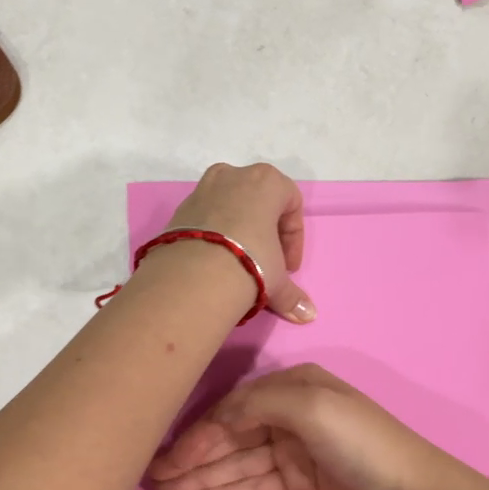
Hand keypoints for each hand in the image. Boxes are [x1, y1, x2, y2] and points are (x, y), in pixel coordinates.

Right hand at [146, 364, 459, 489]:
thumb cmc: (360, 441)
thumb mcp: (309, 407)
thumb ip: (256, 405)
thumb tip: (215, 418)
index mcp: (291, 386)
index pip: (231, 410)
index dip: (197, 435)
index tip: (166, 460)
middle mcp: (289, 414)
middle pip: (230, 438)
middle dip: (193, 459)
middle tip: (153, 482)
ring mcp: (295, 449)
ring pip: (238, 463)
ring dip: (203, 478)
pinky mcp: (301, 481)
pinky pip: (255, 484)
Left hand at [165, 163, 314, 322]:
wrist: (194, 274)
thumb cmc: (250, 262)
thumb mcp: (276, 279)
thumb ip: (292, 294)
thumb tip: (308, 314)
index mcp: (266, 180)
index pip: (292, 204)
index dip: (294, 239)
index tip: (289, 268)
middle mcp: (234, 175)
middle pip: (260, 201)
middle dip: (267, 232)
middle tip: (267, 263)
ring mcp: (203, 188)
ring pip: (230, 207)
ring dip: (240, 231)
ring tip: (239, 263)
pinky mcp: (180, 208)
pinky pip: (206, 217)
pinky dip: (215, 235)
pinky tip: (215, 262)